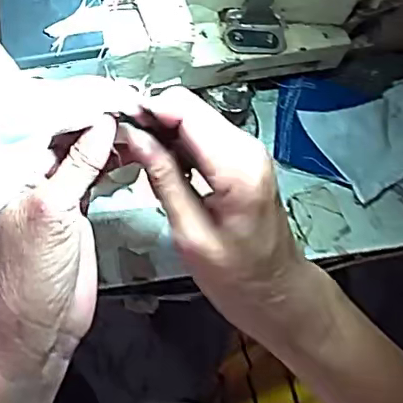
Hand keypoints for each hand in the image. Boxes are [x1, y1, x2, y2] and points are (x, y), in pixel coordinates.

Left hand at [0, 115, 117, 378]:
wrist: (42, 330)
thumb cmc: (31, 276)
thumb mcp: (54, 212)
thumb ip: (78, 166)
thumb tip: (101, 123)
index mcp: (16, 166)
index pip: (46, 119)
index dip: (78, 103)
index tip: (110, 92)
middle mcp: (34, 169)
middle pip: (66, 129)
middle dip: (96, 113)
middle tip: (130, 100)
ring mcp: (57, 186)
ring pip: (84, 146)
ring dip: (109, 133)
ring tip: (137, 119)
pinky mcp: (76, 203)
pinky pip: (95, 169)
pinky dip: (114, 156)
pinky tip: (132, 147)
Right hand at [118, 87, 329, 348]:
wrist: (281, 297)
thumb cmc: (242, 280)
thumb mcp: (191, 234)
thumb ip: (162, 178)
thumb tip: (133, 136)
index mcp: (237, 167)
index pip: (184, 109)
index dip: (147, 110)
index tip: (121, 124)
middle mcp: (245, 148)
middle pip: (186, 105)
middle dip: (151, 118)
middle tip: (125, 142)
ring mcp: (245, 148)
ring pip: (189, 114)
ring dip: (160, 128)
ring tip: (140, 156)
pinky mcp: (239, 154)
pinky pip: (198, 130)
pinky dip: (174, 139)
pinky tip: (162, 163)